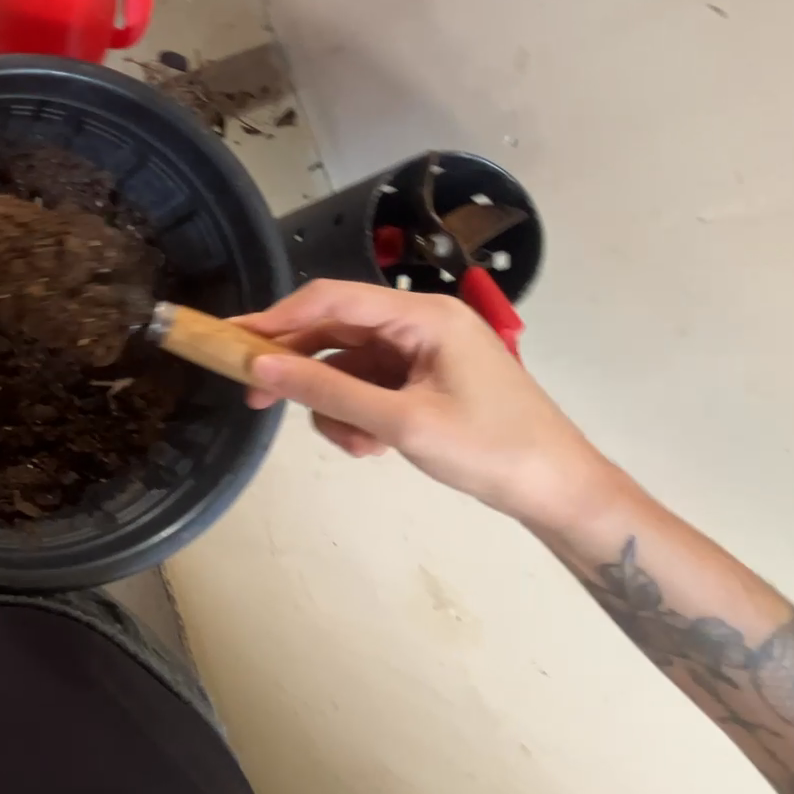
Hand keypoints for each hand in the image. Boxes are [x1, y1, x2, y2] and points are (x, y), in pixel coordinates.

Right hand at [235, 280, 610, 527]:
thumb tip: (258, 366)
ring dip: (331, 405)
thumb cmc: (492, 449)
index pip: (331, 299)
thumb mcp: (400, 421)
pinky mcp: (417, 382)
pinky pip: (361, 388)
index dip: (277, 317)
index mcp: (423, 316)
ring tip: (351, 445)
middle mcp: (417, 325)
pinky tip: (369, 445)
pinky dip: (353, 415)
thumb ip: (325, 391)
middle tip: (254, 397)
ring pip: (341, 367)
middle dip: (296, 368)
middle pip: (331, 332)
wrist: (562, 494)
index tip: (231, 339)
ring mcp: (417, 354)